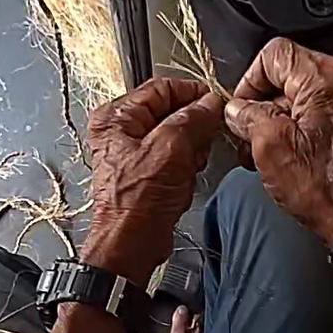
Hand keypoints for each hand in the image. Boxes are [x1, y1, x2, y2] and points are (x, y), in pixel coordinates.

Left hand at [83, 78, 225, 286]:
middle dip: (192, 129)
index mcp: (116, 118)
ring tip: (187, 169)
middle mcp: (120, 133)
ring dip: (190, 152)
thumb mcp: (171, 149)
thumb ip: (193, 118)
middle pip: (171, 112)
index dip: (193, 94)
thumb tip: (210, 104)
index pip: (162, 88)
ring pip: (176, 137)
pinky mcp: (145, 176)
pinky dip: (185, 168)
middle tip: (199, 146)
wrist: (131, 245)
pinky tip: (183, 182)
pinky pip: (175, 160)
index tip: (215, 104)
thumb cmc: (137, 204)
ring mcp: (132, 155)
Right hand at [223, 39, 332, 249]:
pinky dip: (287, 132)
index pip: (274, 54)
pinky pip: (306, 115)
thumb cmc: (323, 187)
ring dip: (269, 123)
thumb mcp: (270, 145)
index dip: (249, 82)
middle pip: (282, 76)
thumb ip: (248, 116)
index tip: (241, 112)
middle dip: (258, 107)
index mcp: (324, 79)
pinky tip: (278, 158)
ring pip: (292, 97)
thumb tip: (236, 109)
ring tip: (260, 154)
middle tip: (247, 139)